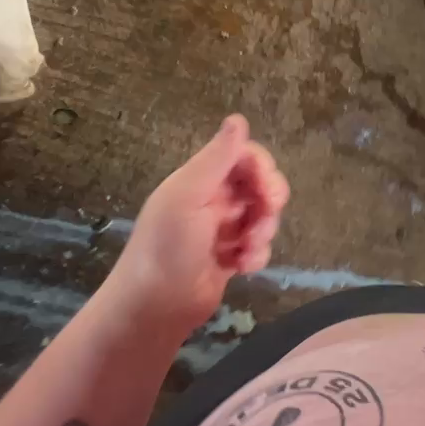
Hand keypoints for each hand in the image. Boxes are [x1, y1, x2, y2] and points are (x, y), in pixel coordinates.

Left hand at [104, 115, 289, 332]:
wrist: (155, 307)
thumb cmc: (167, 246)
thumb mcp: (188, 195)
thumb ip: (216, 158)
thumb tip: (238, 118)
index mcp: (199, 179)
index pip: (243, 156)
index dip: (262, 168)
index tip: (267, 190)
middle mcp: (212, 199)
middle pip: (258, 184)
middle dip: (269, 200)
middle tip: (266, 216)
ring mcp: (222, 229)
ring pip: (262, 216)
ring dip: (263, 231)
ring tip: (246, 250)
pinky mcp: (229, 257)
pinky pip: (257, 245)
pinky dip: (256, 254)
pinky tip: (243, 267)